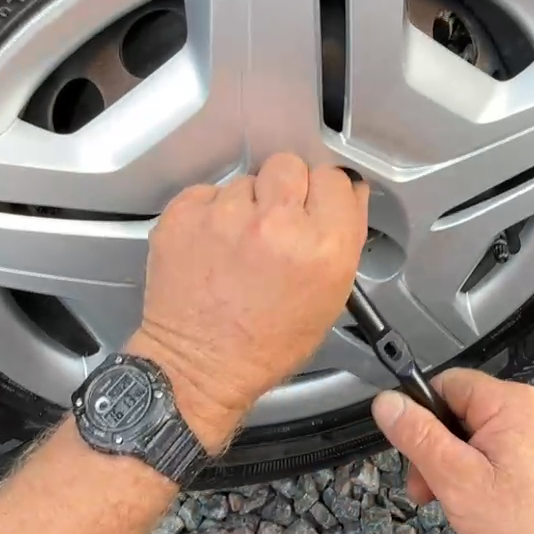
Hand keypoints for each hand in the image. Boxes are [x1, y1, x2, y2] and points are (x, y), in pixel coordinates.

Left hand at [127, 153, 367, 452]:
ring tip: (239, 244)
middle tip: (276, 220)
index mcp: (323, 248)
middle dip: (286, 188)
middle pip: (291, 165)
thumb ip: (342, 238)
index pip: (336, 178)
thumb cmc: (263, 346)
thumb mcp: (329, 298)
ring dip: (246, 203)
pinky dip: (210, 212)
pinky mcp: (186, 215)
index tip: (316, 203)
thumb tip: (346, 194)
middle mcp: (277, 225)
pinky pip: (208, 191)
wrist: (198, 367)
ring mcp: (227, 217)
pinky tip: (213, 245)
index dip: (325, 193)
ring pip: (247, 179)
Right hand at [372, 368, 533, 533]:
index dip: (421, 417)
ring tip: (454, 505)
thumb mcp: (455, 479)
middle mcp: (530, 409)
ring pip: (474, 435)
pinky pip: (496, 452)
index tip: (413, 456)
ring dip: (453, 466)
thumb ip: (417, 436)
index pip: (446, 384)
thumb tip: (386, 400)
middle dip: (435, 450)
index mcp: (511, 402)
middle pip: (459, 411)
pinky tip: (478, 506)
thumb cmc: (522, 530)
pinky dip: (478, 474)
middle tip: (427, 492)